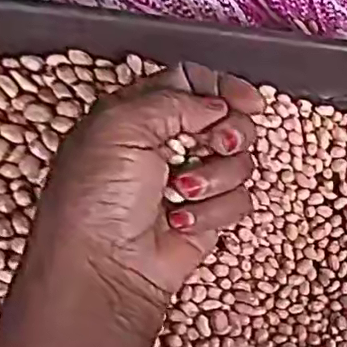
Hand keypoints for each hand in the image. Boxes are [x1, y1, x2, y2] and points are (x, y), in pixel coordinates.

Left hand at [21, 62, 264, 340]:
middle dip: (231, 134)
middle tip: (218, 146)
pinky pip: (240, 202)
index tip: (248, 101)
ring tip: (181, 194)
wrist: (107, 262)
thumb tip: (219, 105)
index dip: (223, 89)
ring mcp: (195, 182)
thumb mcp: (122, 128)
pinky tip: (182, 222)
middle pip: (228, 122)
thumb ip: (174, 103)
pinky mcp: (212, 216)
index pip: (193, 84)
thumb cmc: (98, 196)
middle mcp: (171, 145)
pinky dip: (214, 212)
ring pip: (240, 165)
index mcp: (142, 113)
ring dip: (215, 179)